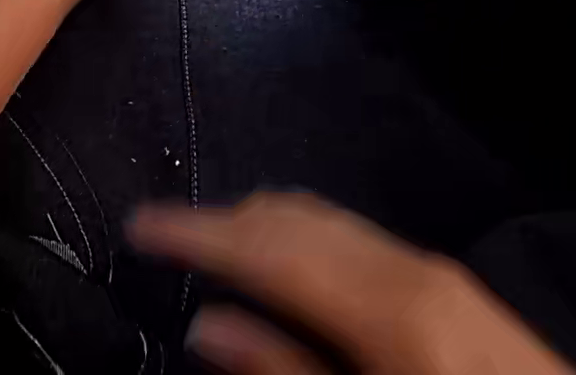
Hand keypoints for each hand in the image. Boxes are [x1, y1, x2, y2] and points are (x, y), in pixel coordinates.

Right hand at [128, 194, 575, 374]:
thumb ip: (285, 371)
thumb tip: (208, 323)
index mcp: (388, 313)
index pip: (265, 249)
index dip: (196, 232)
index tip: (140, 223)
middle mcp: (401, 266)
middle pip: (286, 219)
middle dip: (219, 222)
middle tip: (162, 235)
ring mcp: (423, 263)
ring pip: (314, 216)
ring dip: (254, 221)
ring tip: (206, 242)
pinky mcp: (435, 273)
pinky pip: (343, 231)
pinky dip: (294, 232)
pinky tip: (276, 253)